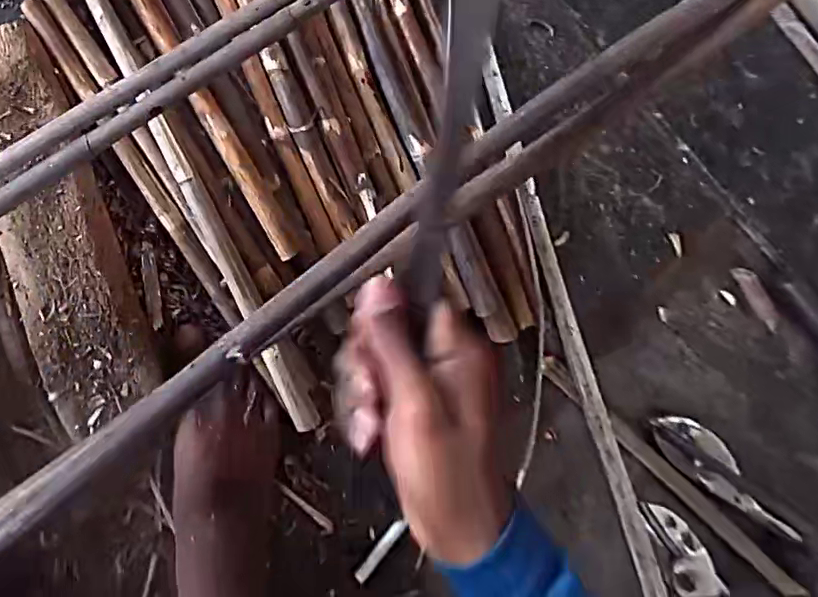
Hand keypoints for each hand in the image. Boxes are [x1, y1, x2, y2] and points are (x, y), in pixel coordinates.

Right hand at [335, 276, 509, 564]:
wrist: (457, 531)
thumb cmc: (450, 474)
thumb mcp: (414, 398)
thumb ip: (392, 338)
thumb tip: (379, 286)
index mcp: (458, 349)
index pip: (407, 298)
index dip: (379, 317)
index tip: (370, 347)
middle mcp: (442, 359)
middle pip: (379, 328)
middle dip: (363, 362)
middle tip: (372, 390)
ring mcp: (423, 381)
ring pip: (368, 357)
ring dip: (359, 390)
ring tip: (373, 419)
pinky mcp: (406, 401)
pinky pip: (368, 384)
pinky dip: (362, 408)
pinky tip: (371, 431)